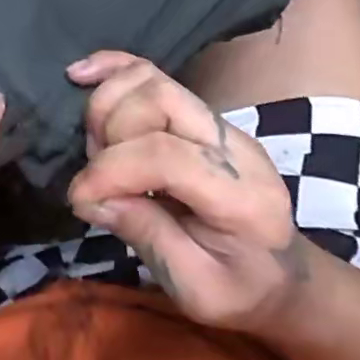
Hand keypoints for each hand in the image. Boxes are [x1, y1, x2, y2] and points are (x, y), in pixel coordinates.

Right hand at [65, 51, 308, 333]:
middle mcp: (235, 146)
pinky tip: (79, 74)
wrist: (280, 276)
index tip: (81, 200)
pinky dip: (111, 68)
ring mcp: (218, 123)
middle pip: (156, 101)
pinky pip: (150, 72)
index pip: (165, 156)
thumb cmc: (240, 289)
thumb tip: (92, 198)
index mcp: (243, 197)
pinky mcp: (198, 113)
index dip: (110, 171)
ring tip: (95, 146)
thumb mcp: (199, 290)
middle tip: (96, 175)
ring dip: (105, 106)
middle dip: (107, 134)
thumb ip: (148, 237)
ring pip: (149, 80)